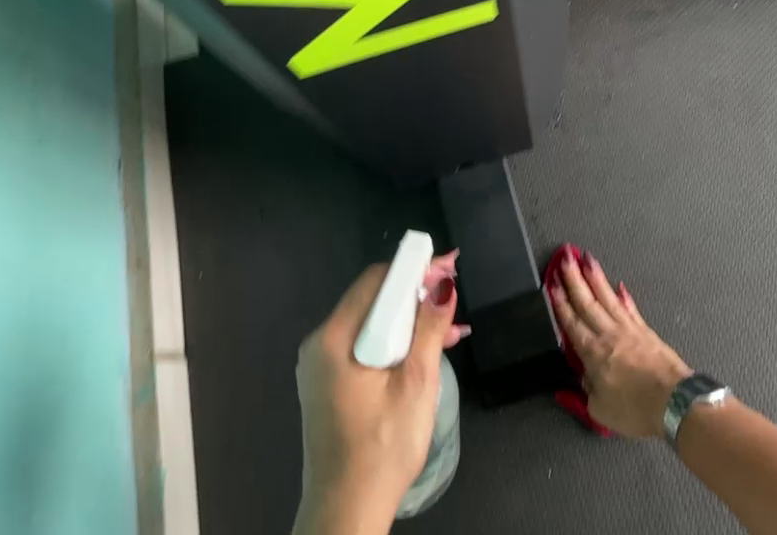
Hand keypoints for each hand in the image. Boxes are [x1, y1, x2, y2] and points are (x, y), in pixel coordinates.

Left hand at [294, 253, 469, 532]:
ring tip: (453, 327)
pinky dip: (398, 343)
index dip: (414, 267)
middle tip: (455, 291)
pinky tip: (430, 349)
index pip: (376, 280)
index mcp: (333, 339)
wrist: (346, 511)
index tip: (450, 265)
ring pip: (374, 323)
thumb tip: (442, 283)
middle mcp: (320, 344)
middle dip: (417, 292)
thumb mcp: (416, 383)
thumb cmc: (383, 447)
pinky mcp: (330, 383)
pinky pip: (367, 345)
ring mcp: (322, 365)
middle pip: (374, 299)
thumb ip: (428, 328)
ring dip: (412, 320)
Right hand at [550, 253, 692, 438]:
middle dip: (574, 279)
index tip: (552, 284)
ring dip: (596, 277)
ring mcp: (628, 329)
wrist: (674, 401)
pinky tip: (619, 286)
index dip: (560, 303)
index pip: (571, 323)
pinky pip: (630, 309)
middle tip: (565, 258)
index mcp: (592, 353)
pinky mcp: (646, 331)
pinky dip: (623, 296)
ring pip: (607, 298)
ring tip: (587, 259)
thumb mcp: (600, 409)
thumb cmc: (634, 408)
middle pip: (587, 302)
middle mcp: (608, 334)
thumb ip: (586, 392)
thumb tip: (581, 378)